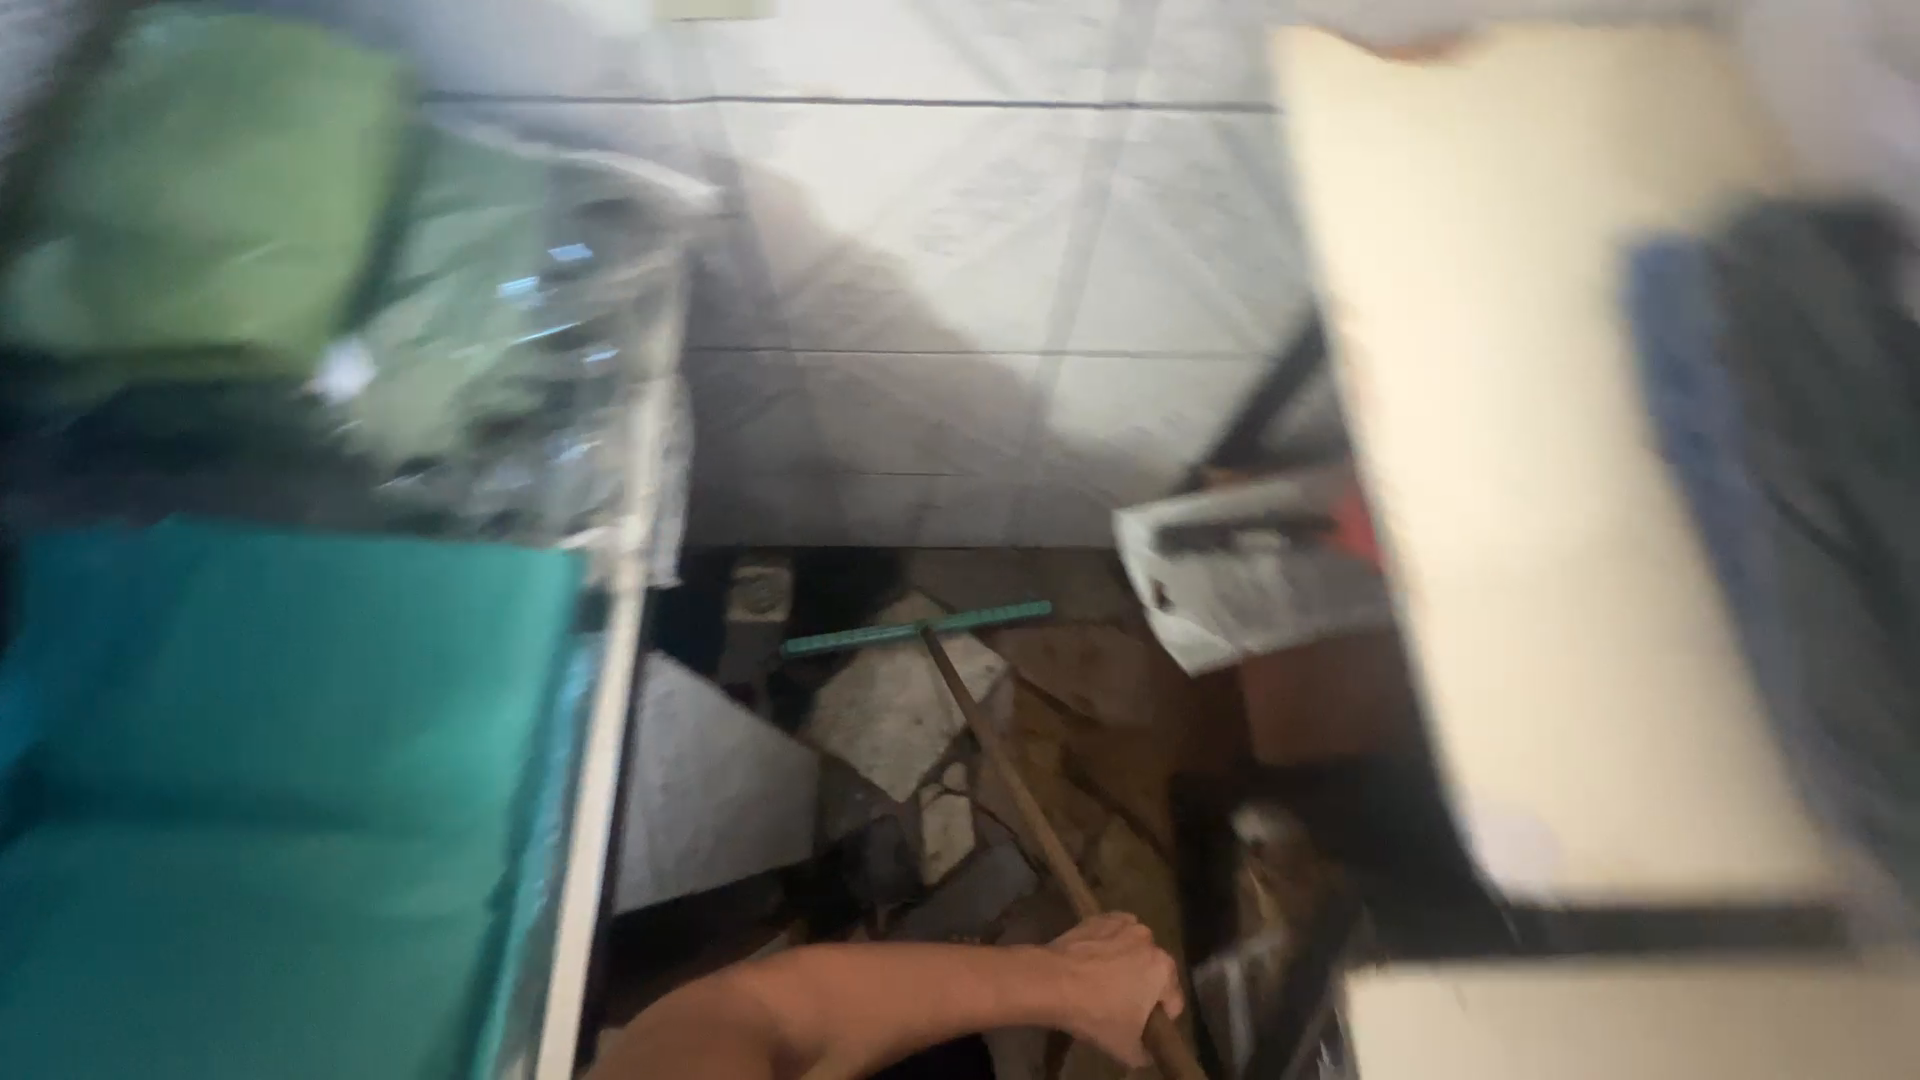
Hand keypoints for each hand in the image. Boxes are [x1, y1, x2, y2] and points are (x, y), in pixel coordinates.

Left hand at [1045, 913, 1183, 1067]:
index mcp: (1164, 970)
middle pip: (1154, 972)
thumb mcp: (1127, 1050)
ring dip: (1128, 961)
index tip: (1140, 1027)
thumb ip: (1146, 1054)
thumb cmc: (1096, 1014)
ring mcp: (1124, 923)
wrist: (1053, 980)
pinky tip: (1095, 957)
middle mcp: (1150, 940)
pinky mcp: (1101, 916)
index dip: (1160, 1020)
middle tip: (1121, 1004)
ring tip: (1104, 979)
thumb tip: (1146, 1049)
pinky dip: (1111, 942)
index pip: (1173, 1002)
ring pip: (1135, 949)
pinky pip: (1115, 931)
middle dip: (1144, 988)